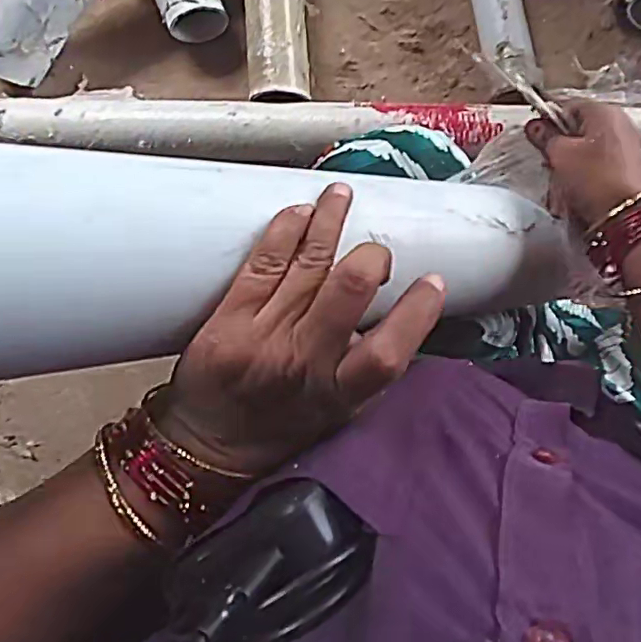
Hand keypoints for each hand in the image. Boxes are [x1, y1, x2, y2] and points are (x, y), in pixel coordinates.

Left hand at [151, 183, 446, 477]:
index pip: (387, 352)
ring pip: (306, 264)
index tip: (434, 281)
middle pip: (347, 290)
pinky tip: (302, 212)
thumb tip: (400, 307)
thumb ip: (369, 363)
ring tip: (342, 194)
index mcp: (339, 392)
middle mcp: (302, 363)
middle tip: (376, 252)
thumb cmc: (285, 423)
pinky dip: (286, 230)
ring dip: (329, 221)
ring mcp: (261, 338)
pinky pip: (263, 262)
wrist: (207, 446)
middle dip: (370, 258)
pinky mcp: (228, 321)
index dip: (417, 313)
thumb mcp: (342, 408)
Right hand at [525, 101, 640, 225]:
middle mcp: (619, 124)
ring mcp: (625, 147)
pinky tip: (577, 191)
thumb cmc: (593, 177)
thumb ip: (545, 137)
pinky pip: (597, 165)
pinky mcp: (627, 168)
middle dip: (560, 149)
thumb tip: (535, 125)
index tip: (539, 142)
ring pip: (585, 150)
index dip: (549, 123)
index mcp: (604, 112)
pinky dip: (584, 176)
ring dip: (570, 166)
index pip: (567, 107)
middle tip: (550, 165)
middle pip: (577, 130)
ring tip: (563, 184)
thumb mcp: (561, 154)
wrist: (628, 215)